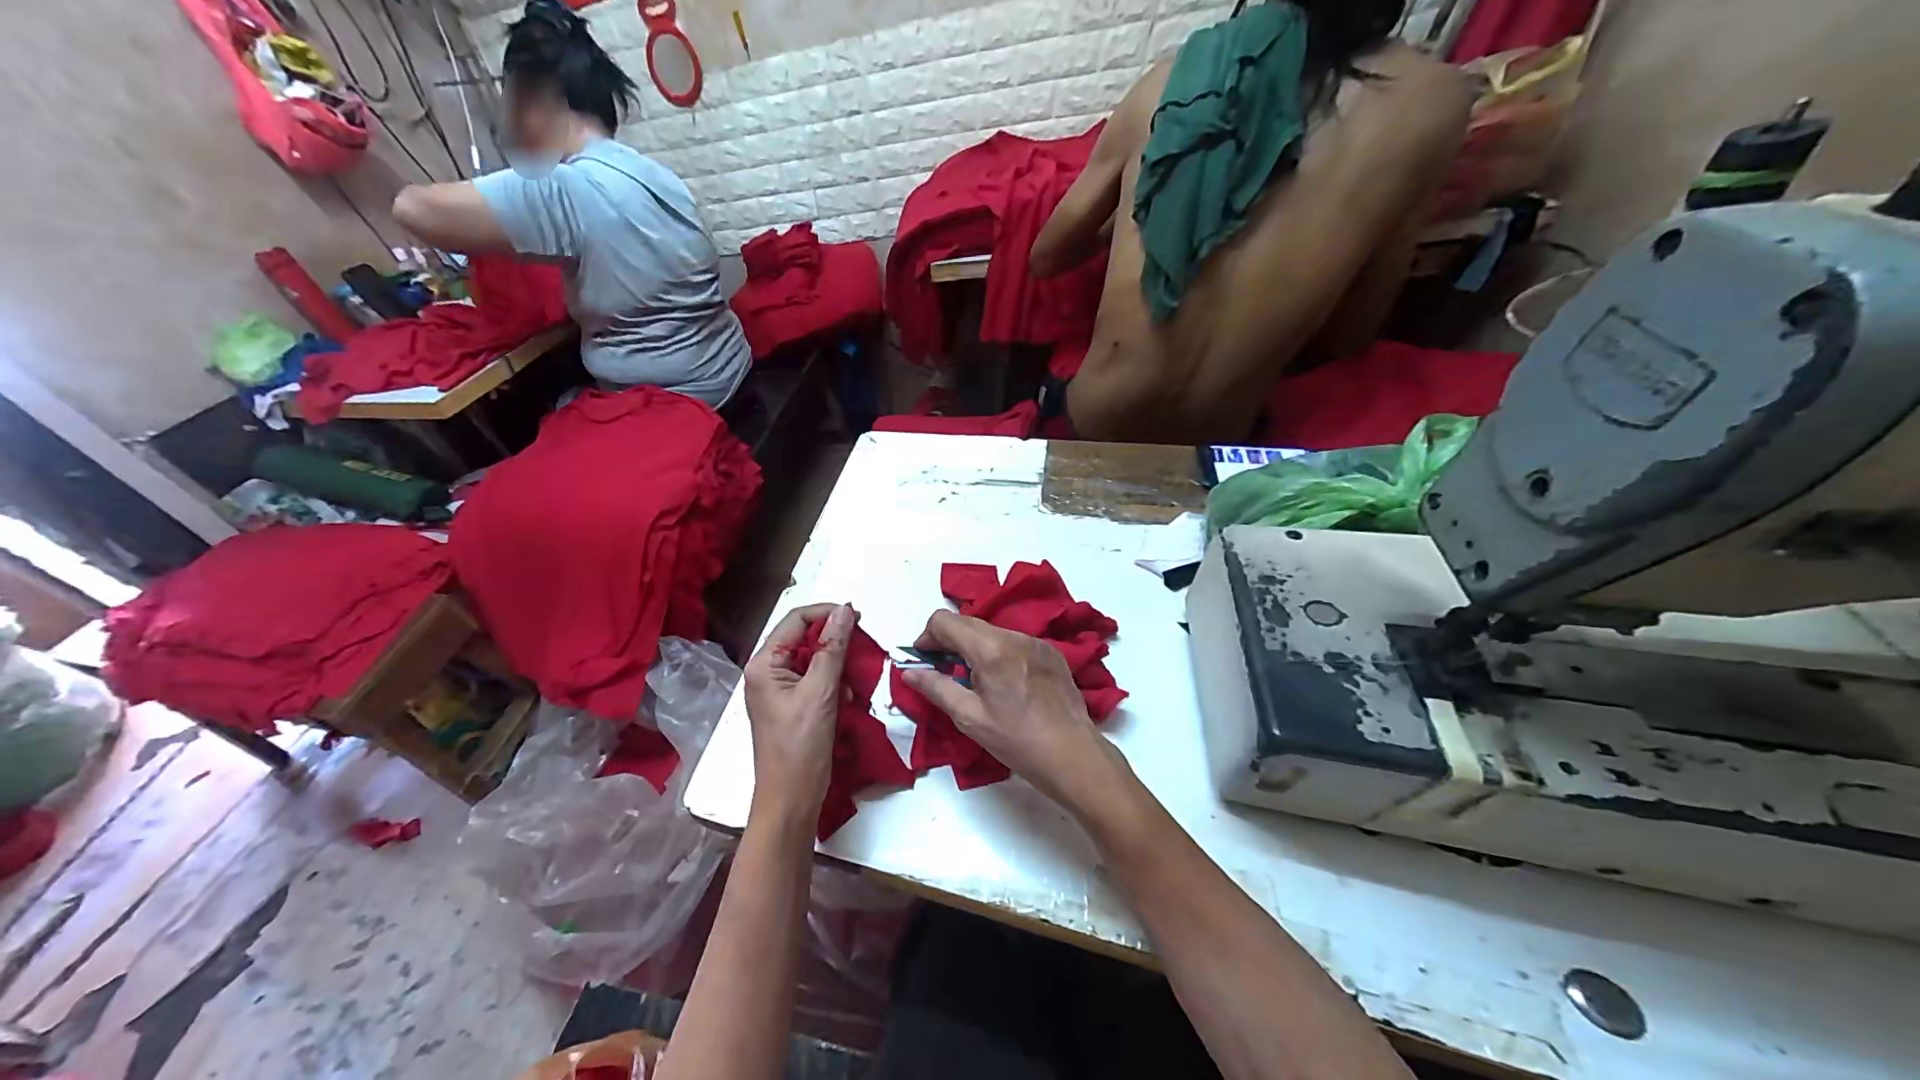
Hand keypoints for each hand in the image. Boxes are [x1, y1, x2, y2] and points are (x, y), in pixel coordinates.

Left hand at [743, 603, 855, 818]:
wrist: (791, 800)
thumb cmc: (800, 747)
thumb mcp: (820, 693)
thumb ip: (833, 648)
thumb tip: (844, 611)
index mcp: (764, 664)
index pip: (796, 620)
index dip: (827, 614)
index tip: (859, 618)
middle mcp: (767, 672)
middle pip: (804, 638)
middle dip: (835, 642)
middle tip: (863, 649)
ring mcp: (779, 690)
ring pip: (814, 660)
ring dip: (837, 665)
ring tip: (854, 681)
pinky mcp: (792, 706)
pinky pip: (816, 681)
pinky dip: (834, 684)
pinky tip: (846, 699)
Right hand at [899, 610, 1128, 809]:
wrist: (1073, 754)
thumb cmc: (1017, 741)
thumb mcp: (970, 718)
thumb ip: (936, 688)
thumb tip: (910, 672)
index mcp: (991, 649)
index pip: (944, 620)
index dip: (926, 638)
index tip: (924, 663)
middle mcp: (1014, 636)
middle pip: (968, 622)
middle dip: (948, 642)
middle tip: (943, 674)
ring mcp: (1036, 642)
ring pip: (992, 631)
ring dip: (974, 648)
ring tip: (975, 682)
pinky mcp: (1051, 652)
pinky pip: (1014, 642)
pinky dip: (999, 653)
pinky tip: (1004, 684)